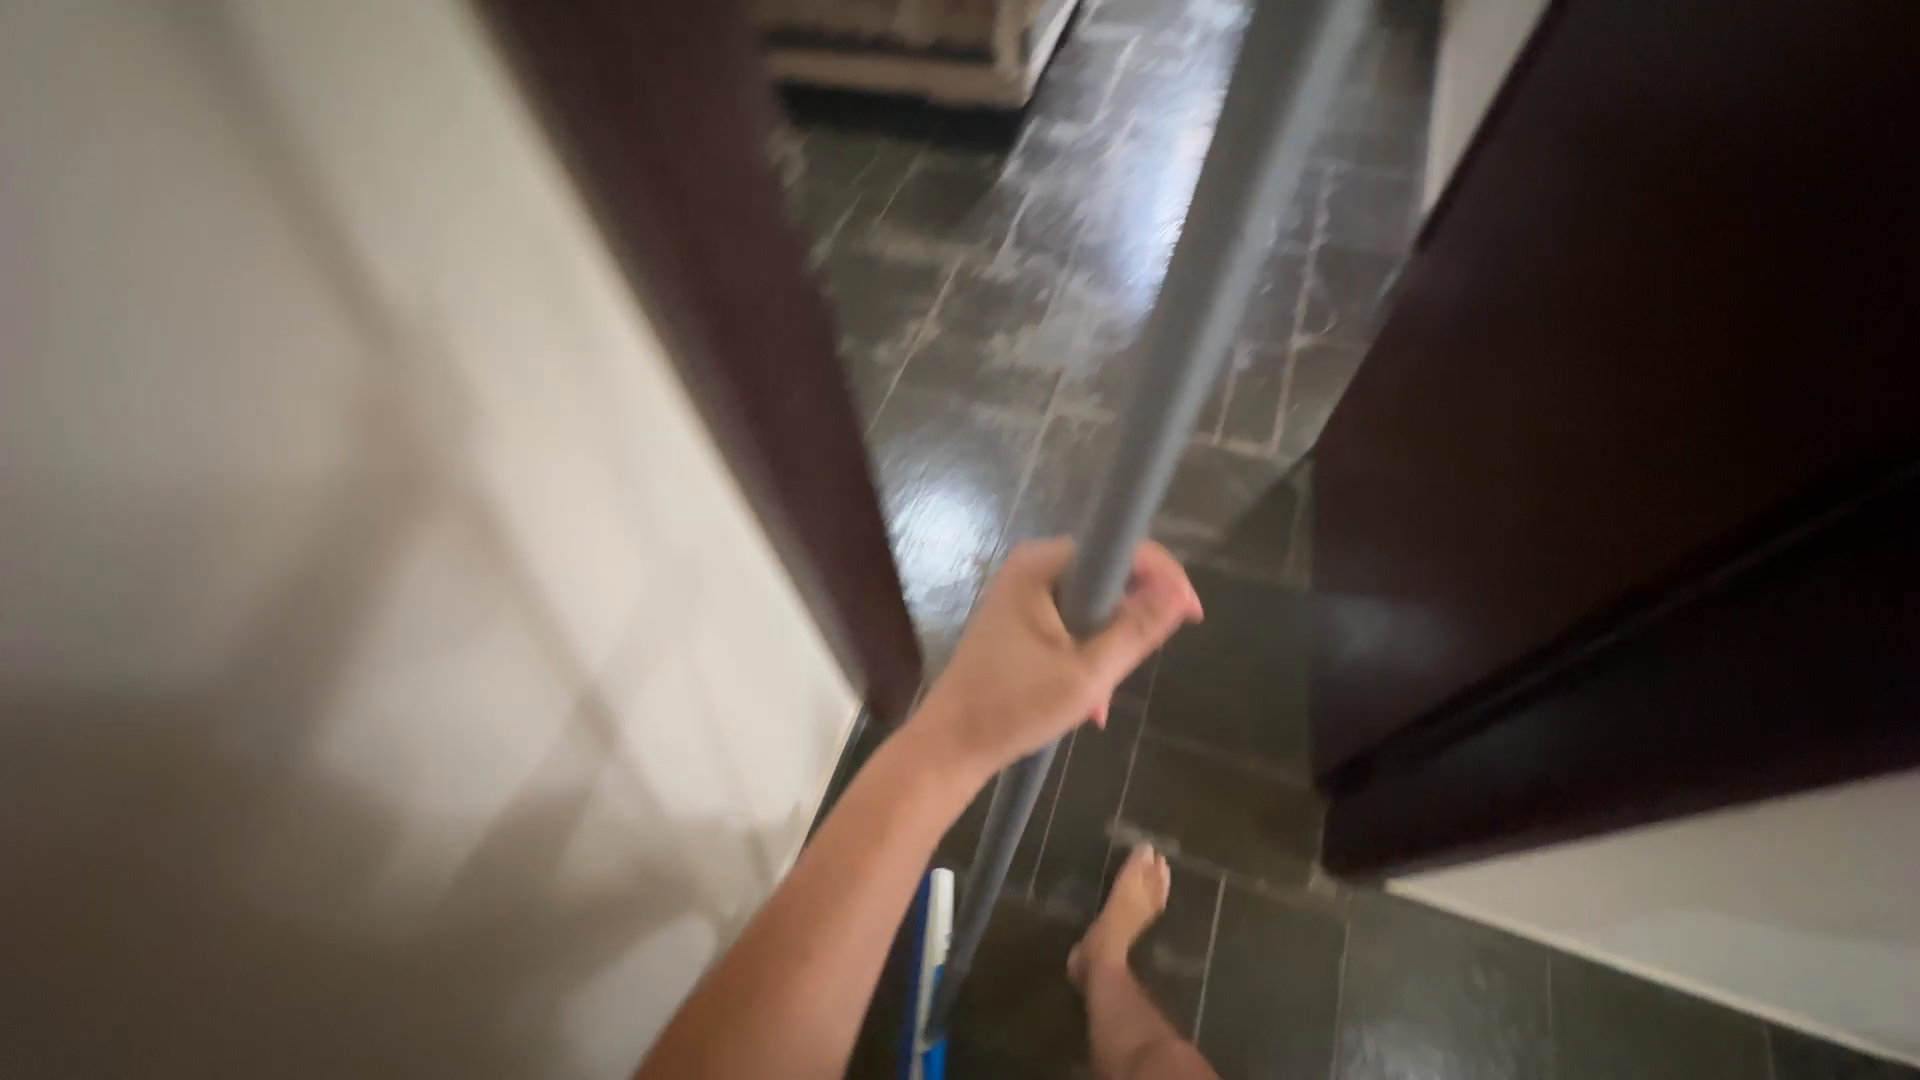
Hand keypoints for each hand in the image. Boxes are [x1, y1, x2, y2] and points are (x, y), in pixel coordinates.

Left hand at [910, 538, 1203, 777]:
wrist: (952, 743)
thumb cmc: (1014, 706)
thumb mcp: (1087, 674)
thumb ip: (1136, 630)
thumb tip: (1180, 592)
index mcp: (1041, 565)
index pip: (1121, 548)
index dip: (1163, 578)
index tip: (1191, 618)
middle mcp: (1030, 567)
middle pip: (1108, 579)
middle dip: (1129, 624)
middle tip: (1136, 668)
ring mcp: (1022, 592)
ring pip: (1092, 608)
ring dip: (1106, 650)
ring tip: (1101, 699)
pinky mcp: (1019, 618)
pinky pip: (1071, 624)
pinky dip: (1085, 656)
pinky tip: (1086, 700)